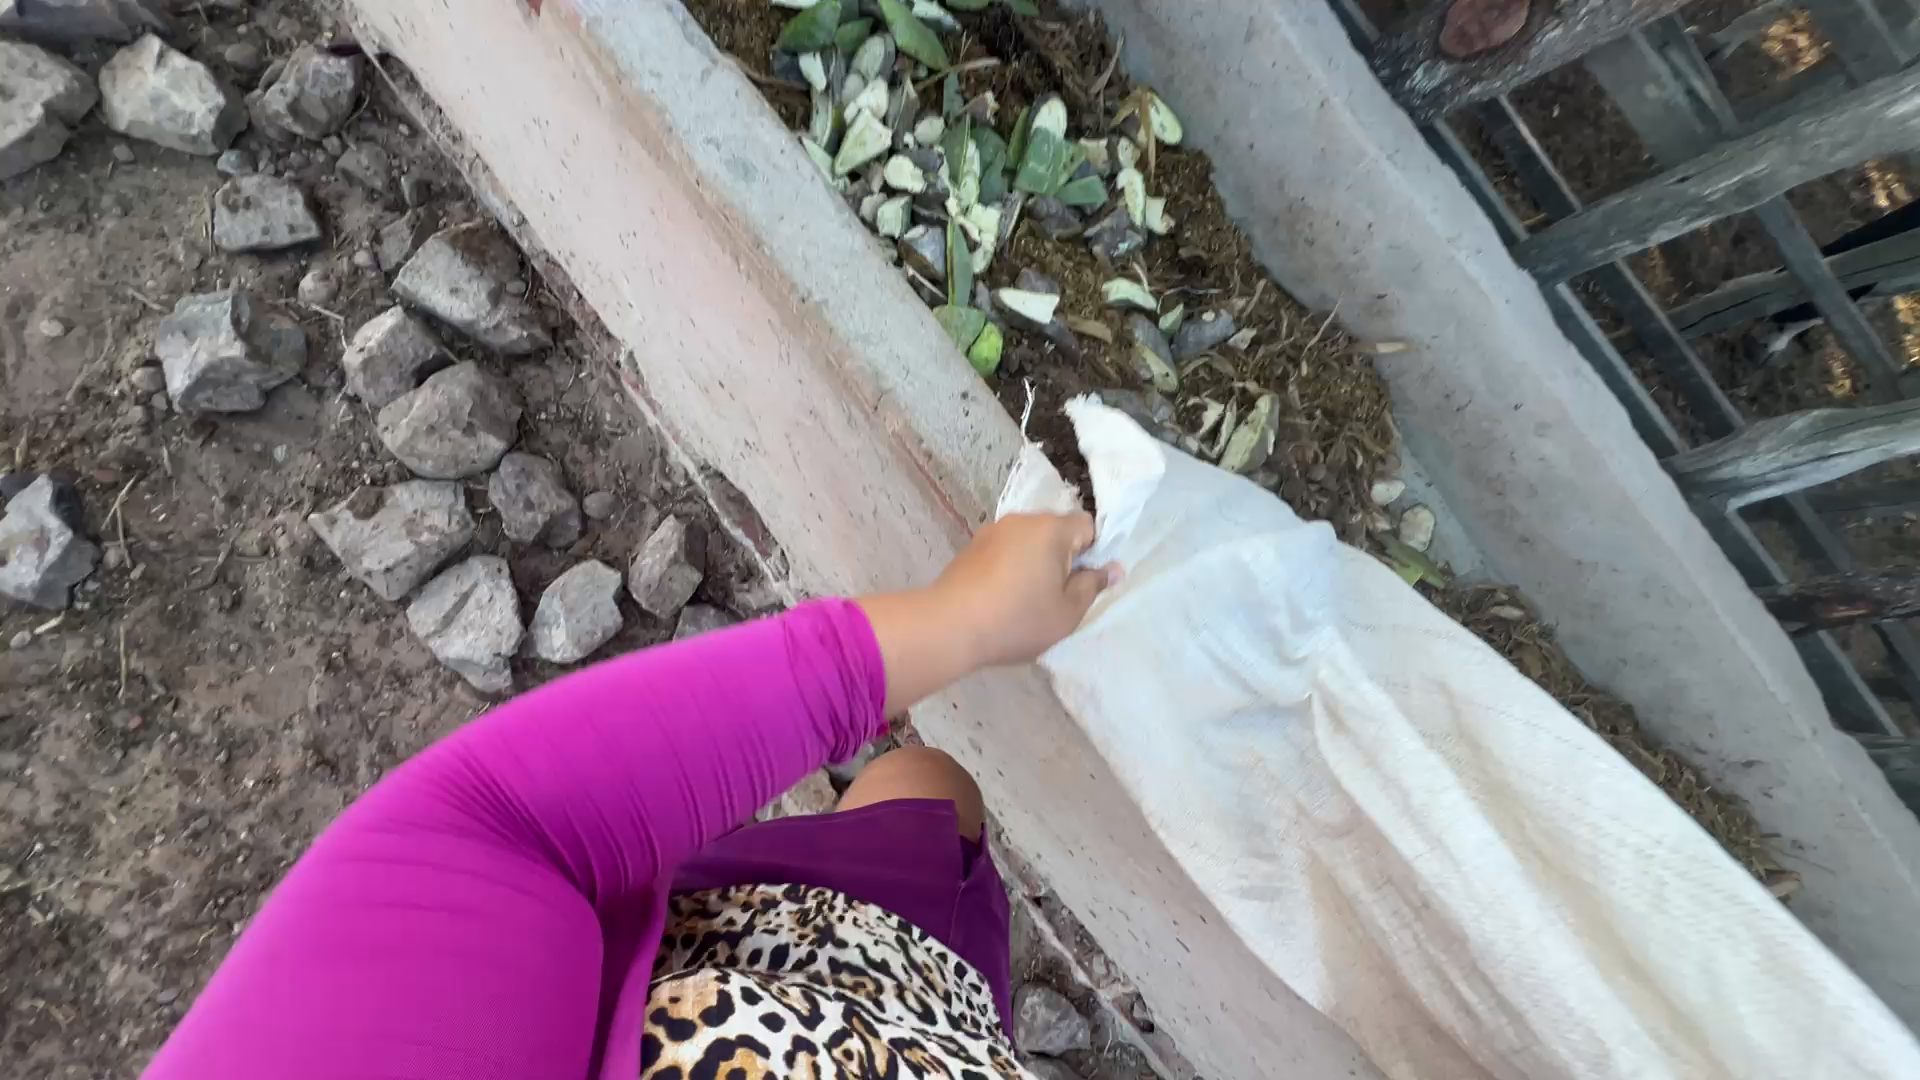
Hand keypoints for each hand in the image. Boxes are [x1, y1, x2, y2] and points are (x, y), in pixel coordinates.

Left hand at [931, 513, 1119, 668]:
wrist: (950, 626)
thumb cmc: (1017, 619)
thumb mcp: (1067, 611)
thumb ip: (1093, 585)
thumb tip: (1114, 567)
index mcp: (1051, 529)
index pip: (1087, 525)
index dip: (1093, 551)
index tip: (1083, 582)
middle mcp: (1022, 520)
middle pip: (1056, 530)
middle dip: (1064, 556)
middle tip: (1058, 594)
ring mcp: (993, 531)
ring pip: (1029, 540)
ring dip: (1036, 561)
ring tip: (1028, 598)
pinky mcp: (972, 547)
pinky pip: (1005, 550)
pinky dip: (1011, 566)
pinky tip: (1003, 595)